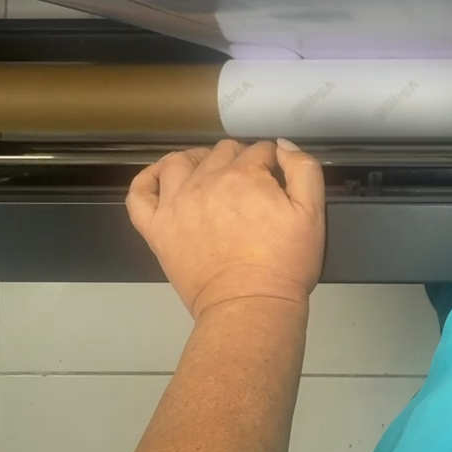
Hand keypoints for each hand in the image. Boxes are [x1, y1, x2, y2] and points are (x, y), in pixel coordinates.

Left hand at [125, 139, 325, 317]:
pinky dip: (147, 179)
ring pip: (179, 162)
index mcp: (244, 176)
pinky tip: (162, 178)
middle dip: (241, 158)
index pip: (260, 150)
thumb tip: (282, 146)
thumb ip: (304, 168)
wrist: (250, 306)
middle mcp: (206, 182)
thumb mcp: (312, 213)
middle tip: (253, 183)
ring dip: (198, 159)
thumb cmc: (285, 263)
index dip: (273, 161)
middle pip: (222, 152)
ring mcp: (176, 204)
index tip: (279, 179)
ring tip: (210, 172)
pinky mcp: (157, 229)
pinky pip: (139, 194)